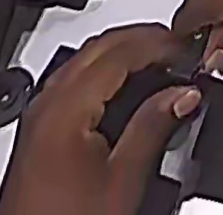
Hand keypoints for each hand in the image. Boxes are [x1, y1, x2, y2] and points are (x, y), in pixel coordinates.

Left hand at [0, 24, 200, 214]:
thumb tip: (182, 93)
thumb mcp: (122, 184)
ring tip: (159, 63)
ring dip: (123, 51)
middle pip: (100, 46)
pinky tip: (126, 86)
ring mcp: (38, 116)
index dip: (157, 43)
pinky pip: (75, 79)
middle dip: (141, 39)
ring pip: (86, 59)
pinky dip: (105, 70)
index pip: (118, 51)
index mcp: (65, 108)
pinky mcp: (38, 131)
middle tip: (177, 49)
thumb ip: (153, 127)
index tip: (184, 48)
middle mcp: (46, 104)